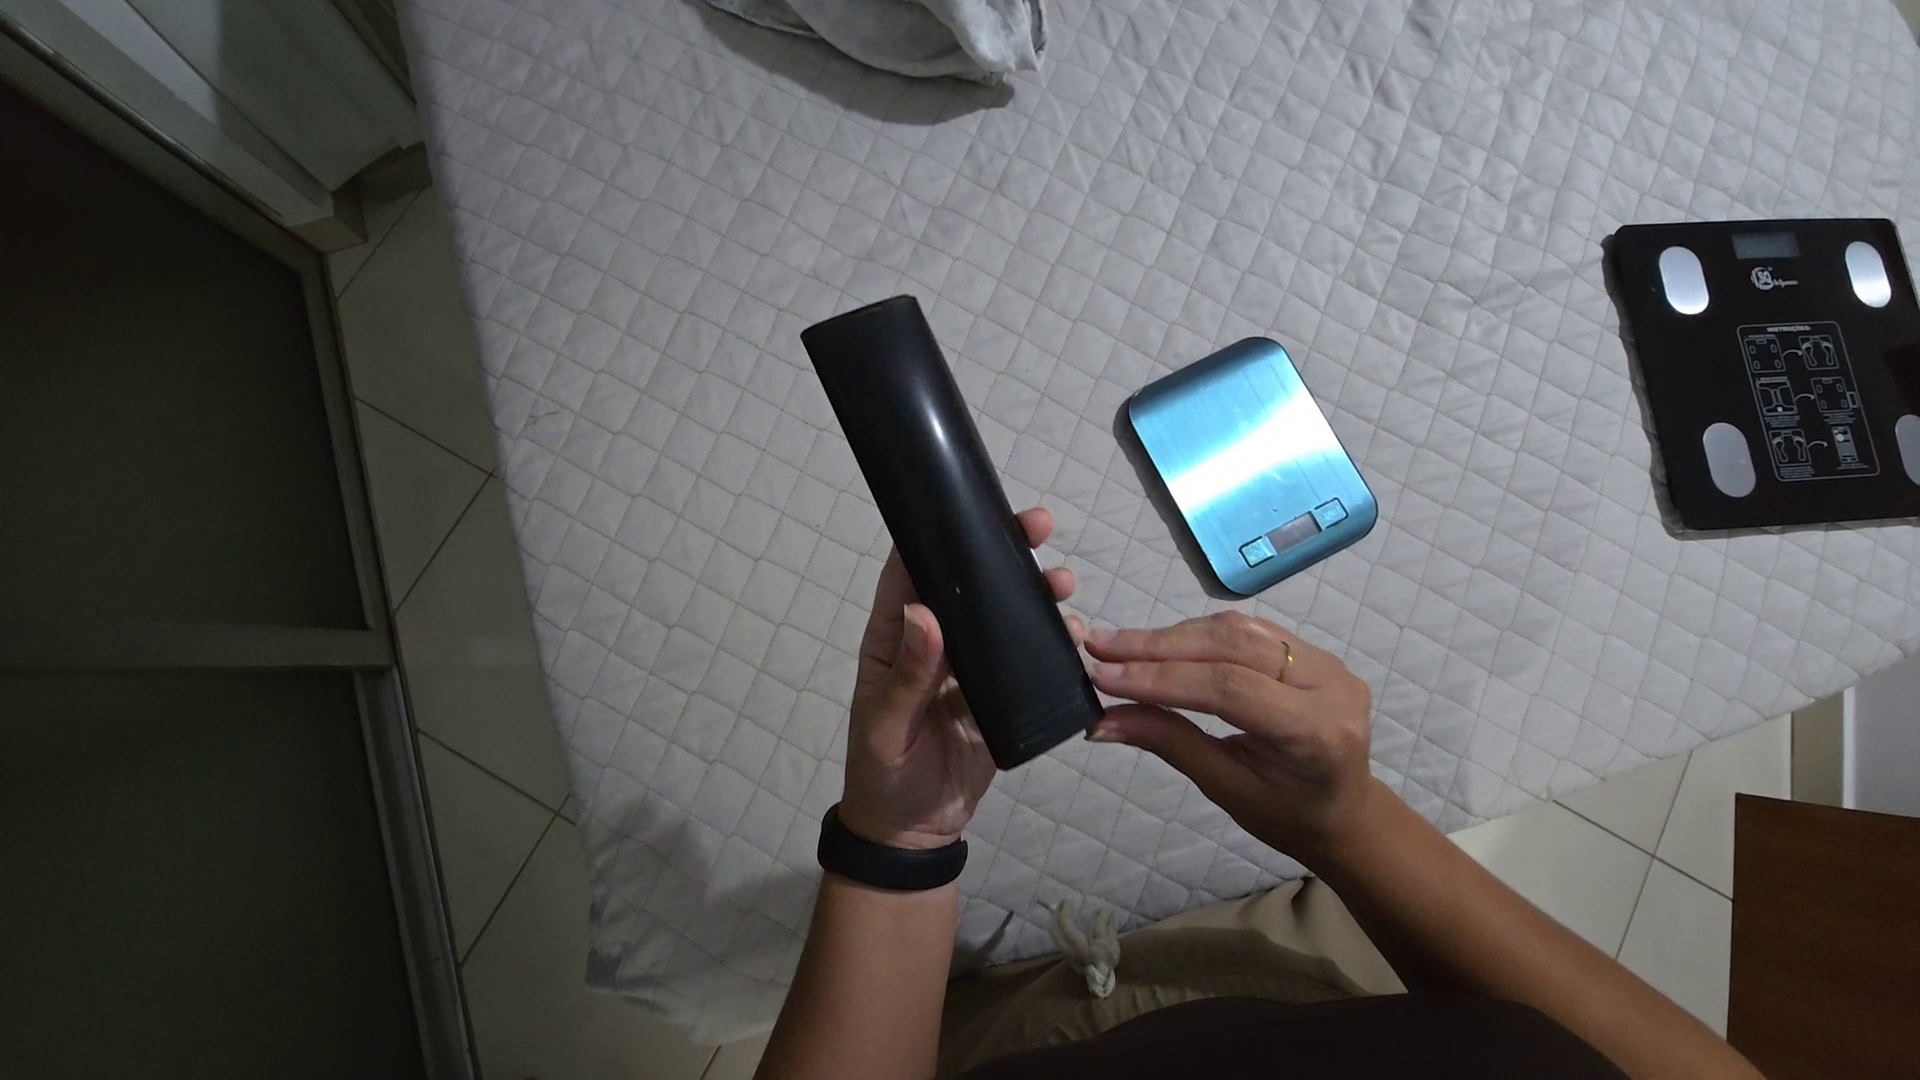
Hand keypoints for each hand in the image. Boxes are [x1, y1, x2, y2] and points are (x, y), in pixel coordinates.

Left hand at [839, 507, 1079, 850]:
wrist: (915, 833)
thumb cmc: (884, 773)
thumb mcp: (886, 726)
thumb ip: (907, 676)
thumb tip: (925, 612)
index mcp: (896, 638)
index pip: (912, 575)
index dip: (935, 537)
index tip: (968, 509)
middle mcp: (936, 643)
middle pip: (966, 586)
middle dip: (1001, 553)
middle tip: (1038, 526)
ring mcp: (972, 668)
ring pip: (1003, 617)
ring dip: (1033, 594)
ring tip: (1064, 583)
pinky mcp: (1002, 696)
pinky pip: (1027, 661)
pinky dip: (1051, 643)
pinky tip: (1072, 633)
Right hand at [1084, 611, 1374, 864]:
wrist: (1346, 813)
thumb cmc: (1287, 814)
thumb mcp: (1225, 786)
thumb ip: (1167, 741)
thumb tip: (1100, 720)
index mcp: (1317, 731)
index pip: (1228, 688)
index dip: (1160, 678)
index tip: (1101, 675)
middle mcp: (1329, 683)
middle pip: (1231, 646)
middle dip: (1157, 646)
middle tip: (1099, 647)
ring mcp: (1325, 659)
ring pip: (1235, 628)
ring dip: (1171, 635)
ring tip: (1118, 646)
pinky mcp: (1310, 648)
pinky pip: (1246, 629)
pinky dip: (1195, 634)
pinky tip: (1157, 643)